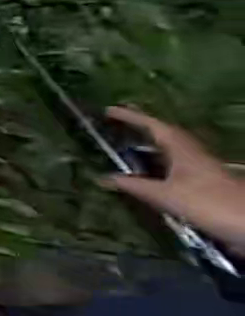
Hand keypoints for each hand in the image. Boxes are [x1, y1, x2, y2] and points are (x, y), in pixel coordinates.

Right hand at [102, 106, 244, 250]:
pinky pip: (176, 169)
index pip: (159, 129)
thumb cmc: (212, 205)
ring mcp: (205, 175)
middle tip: (118, 121)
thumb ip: (133, 185)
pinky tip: (147, 172)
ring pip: (173, 154)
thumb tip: (102, 177)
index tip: (109, 110)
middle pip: (170, 138)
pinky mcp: (208, 188)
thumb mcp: (166, 196)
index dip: (134, 118)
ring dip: (151, 146)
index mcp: (187, 155)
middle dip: (144, 128)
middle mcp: (197, 160)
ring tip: (127, 144)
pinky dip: (158, 165)